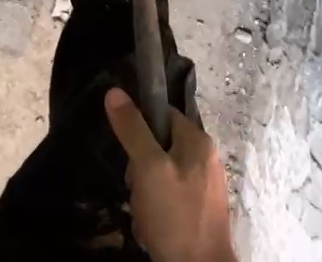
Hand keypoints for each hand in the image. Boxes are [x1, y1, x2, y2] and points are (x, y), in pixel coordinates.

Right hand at [105, 88, 235, 261]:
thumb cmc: (175, 215)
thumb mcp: (148, 168)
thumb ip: (132, 129)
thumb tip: (115, 91)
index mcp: (199, 141)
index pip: (163, 115)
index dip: (141, 129)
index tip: (130, 154)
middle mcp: (206, 159)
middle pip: (160, 147)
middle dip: (140, 171)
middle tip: (137, 190)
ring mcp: (205, 187)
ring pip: (161, 176)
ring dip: (146, 195)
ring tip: (145, 215)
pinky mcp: (200, 212)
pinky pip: (170, 200)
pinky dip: (157, 212)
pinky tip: (152, 228)